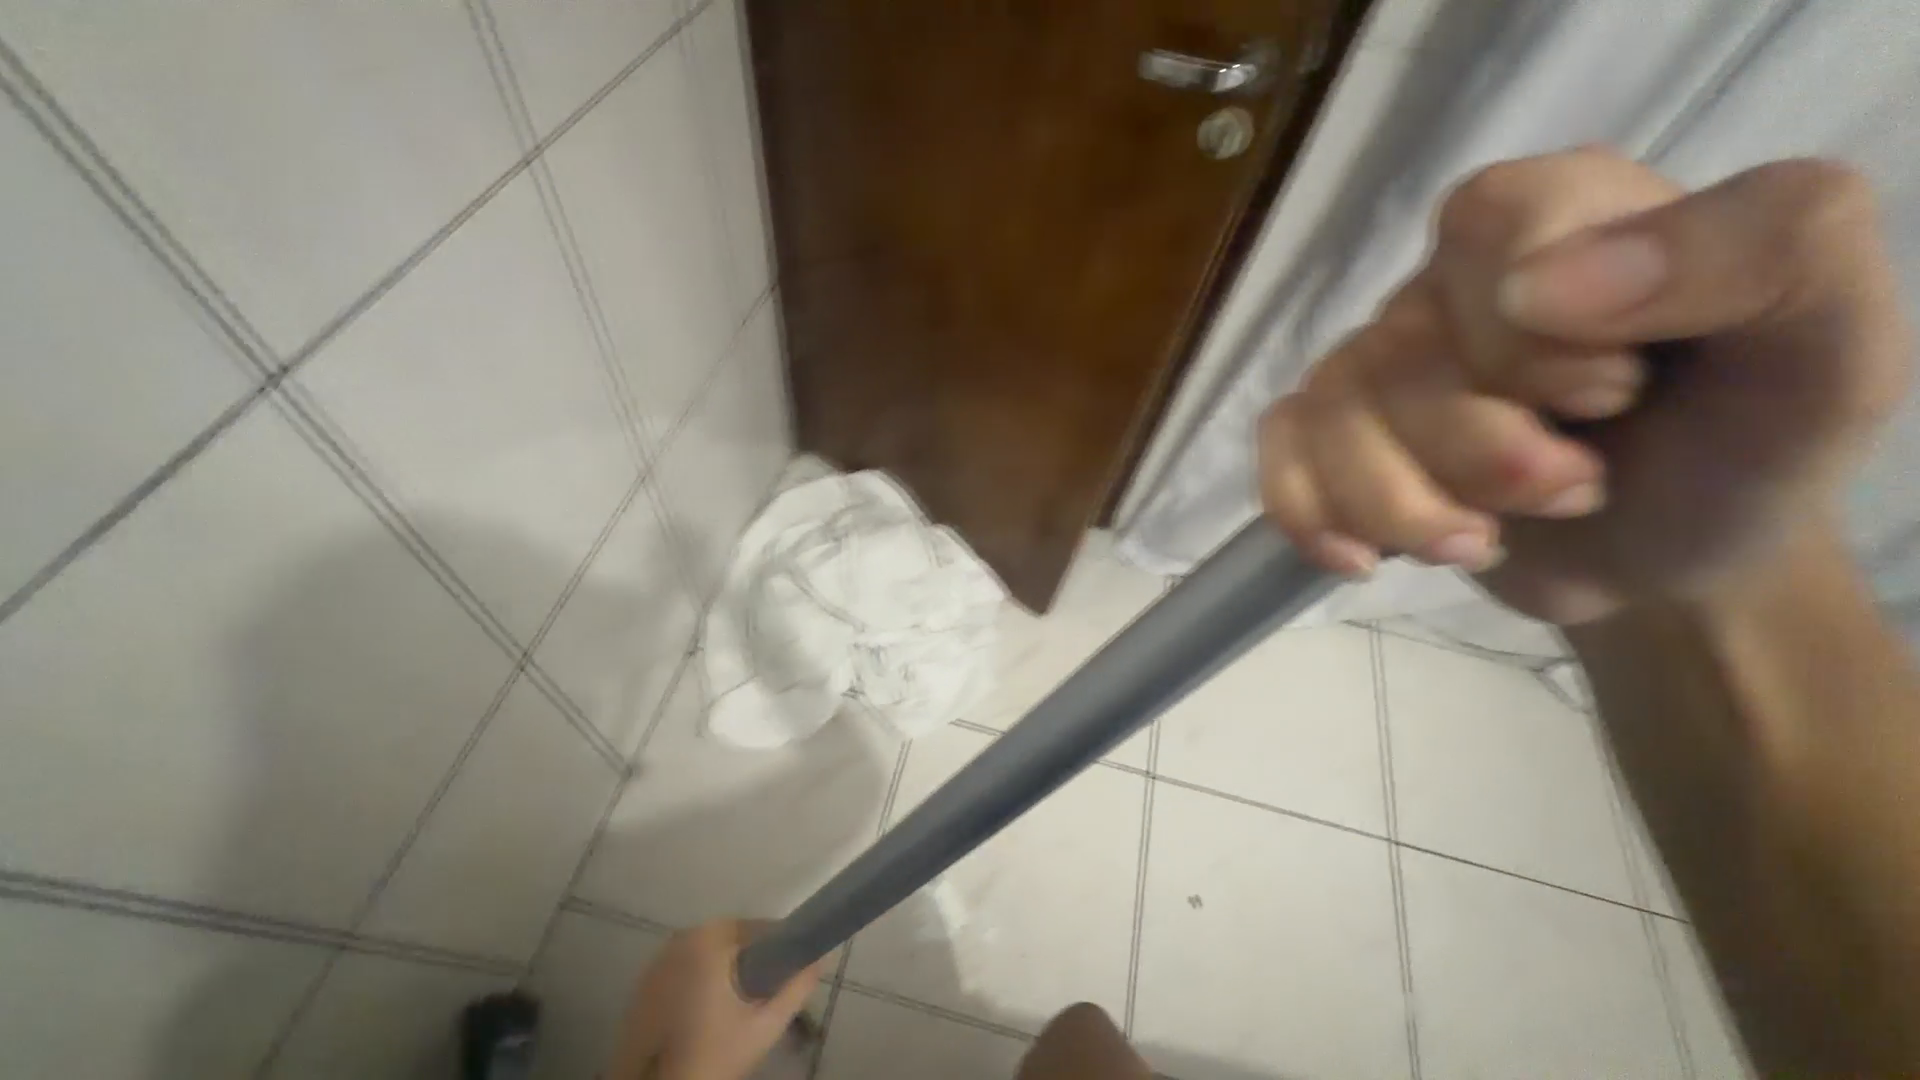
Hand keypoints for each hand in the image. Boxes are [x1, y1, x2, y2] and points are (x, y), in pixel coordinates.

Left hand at [603, 920, 822, 1079]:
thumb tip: (819, 960)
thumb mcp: (765, 1027)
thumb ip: (796, 988)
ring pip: (706, 954)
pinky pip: (683, 971)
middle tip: (767, 991)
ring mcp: (656, 964)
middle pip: (730, 939)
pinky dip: (700, 982)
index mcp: (709, 942)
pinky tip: (708, 1015)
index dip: (778, 946)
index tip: (790, 970)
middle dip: (752, 959)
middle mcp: (680, 941)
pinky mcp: (642, 988)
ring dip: (725, 969)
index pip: (756, 928)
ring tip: (739, 1006)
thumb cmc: (712, 1059)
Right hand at [1259, 147, 1909, 623]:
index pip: (1487, 227)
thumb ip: (1756, 256)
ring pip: (1332, 423)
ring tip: (1483, 541)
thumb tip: (1531, 291)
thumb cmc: (1743, 448)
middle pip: (1402, 355)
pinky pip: (1277, 457)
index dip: (1533, 336)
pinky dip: (1313, 517)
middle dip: (1484, 455)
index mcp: (1560, 216)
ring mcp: (1372, 361)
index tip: (1614, 399)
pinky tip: (1366, 559)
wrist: (1665, 556)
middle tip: (1573, 487)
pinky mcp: (1330, 434)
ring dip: (1411, 511)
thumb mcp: (1831, 348)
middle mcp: (1446, 282)